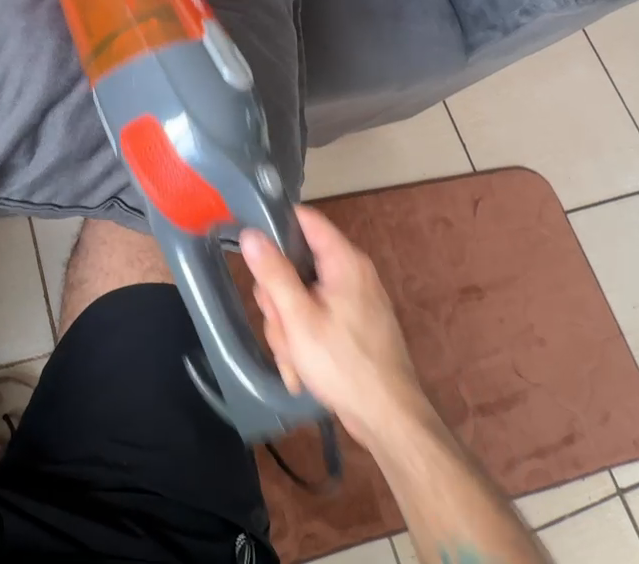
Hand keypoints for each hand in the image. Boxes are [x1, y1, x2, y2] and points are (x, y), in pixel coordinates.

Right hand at [240, 207, 424, 439]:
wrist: (388, 418)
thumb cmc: (343, 363)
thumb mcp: (298, 318)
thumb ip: (273, 273)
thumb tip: (251, 233)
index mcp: (344, 261)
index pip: (304, 219)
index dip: (275, 227)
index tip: (251, 250)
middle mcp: (351, 273)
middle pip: (295, 265)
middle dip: (278, 298)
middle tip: (282, 324)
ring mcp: (353, 301)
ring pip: (299, 297)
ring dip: (287, 326)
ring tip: (295, 355)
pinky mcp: (351, 325)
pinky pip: (313, 318)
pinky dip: (302, 340)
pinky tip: (302, 367)